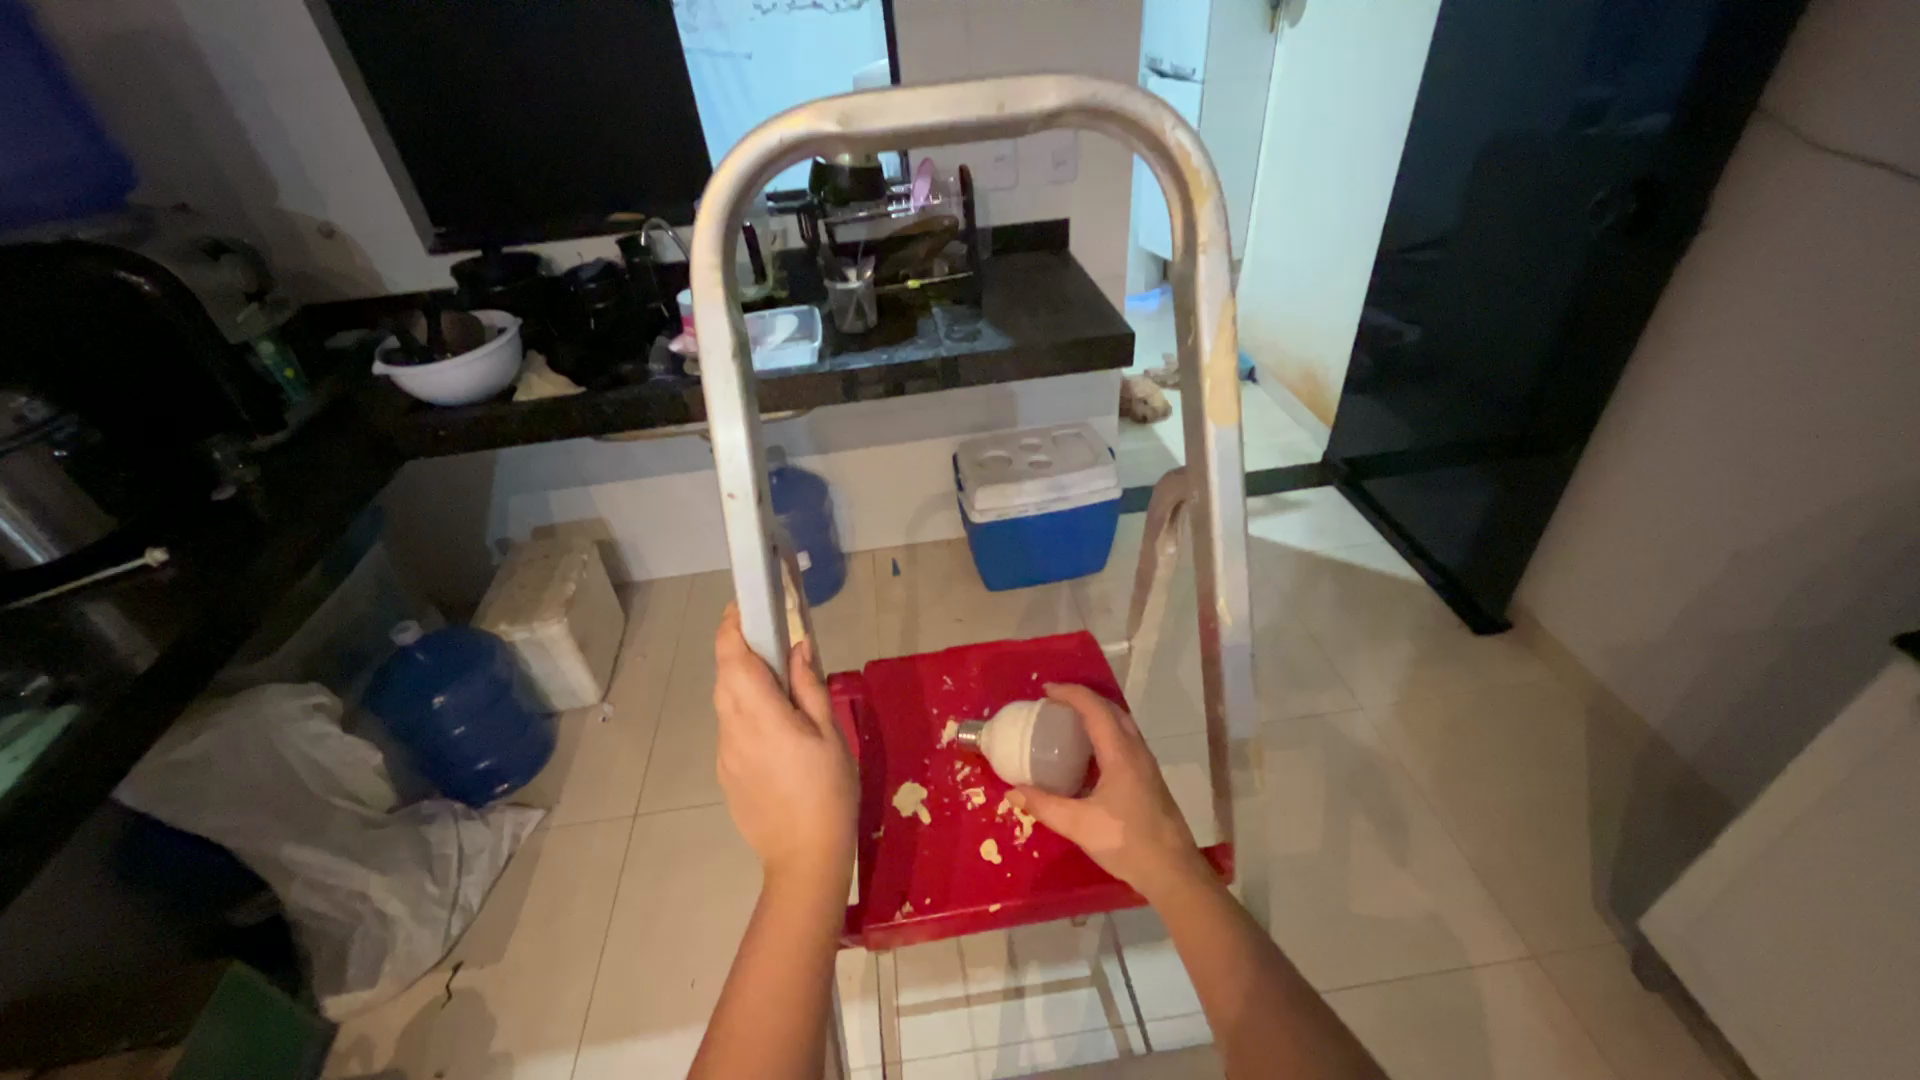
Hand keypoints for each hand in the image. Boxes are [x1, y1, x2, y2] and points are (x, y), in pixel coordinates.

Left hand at [712, 605, 857, 895]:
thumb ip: (809, 686)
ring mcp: (725, 753)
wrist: (804, 856)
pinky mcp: (725, 771)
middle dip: (737, 649)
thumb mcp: (829, 733)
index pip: (733, 658)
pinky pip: (730, 727)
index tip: (743, 606)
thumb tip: (797, 647)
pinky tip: (773, 724)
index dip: (731, 626)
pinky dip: (744, 710)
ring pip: (724, 702)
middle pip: (723, 676)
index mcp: (761, 715)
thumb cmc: (829, 790)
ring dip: (740, 681)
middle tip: (768, 638)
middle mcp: (733, 729)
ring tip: (775, 680)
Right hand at [1008, 684, 1211, 902]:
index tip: (1046, 691)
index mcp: (1121, 754)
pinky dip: (1104, 735)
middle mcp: (1136, 751)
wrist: (1173, 871)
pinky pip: (1124, 742)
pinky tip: (1087, 757)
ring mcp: (1146, 765)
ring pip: (1121, 725)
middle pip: (1111, 710)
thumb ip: (1044, 805)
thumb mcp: (1079, 825)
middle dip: (1083, 700)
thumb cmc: (1128, 842)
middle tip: (1055, 705)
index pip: (1095, 708)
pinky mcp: (1148, 779)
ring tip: (1068, 724)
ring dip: (1096, 716)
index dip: (1070, 693)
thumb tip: (1012, 791)